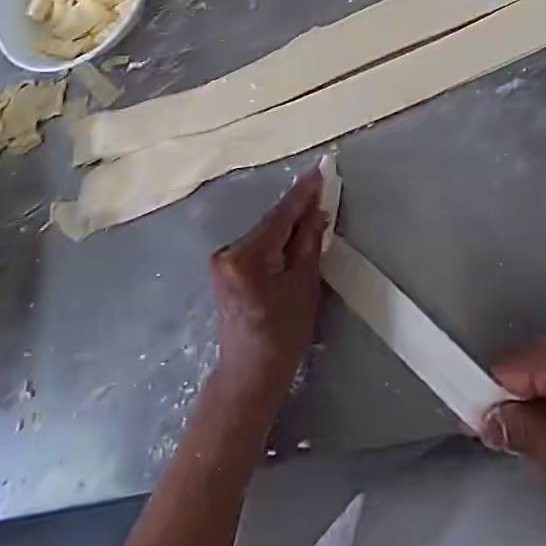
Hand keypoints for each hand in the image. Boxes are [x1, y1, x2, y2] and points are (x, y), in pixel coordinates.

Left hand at [208, 168, 326, 396]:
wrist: (250, 375)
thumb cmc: (283, 336)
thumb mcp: (304, 286)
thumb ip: (308, 242)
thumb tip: (315, 211)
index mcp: (246, 257)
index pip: (280, 216)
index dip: (302, 193)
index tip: (318, 170)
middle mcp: (227, 252)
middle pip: (271, 223)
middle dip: (297, 210)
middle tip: (323, 192)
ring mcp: (222, 261)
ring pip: (264, 234)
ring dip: (288, 226)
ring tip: (314, 216)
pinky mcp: (224, 270)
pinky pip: (256, 245)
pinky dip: (276, 241)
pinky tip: (294, 238)